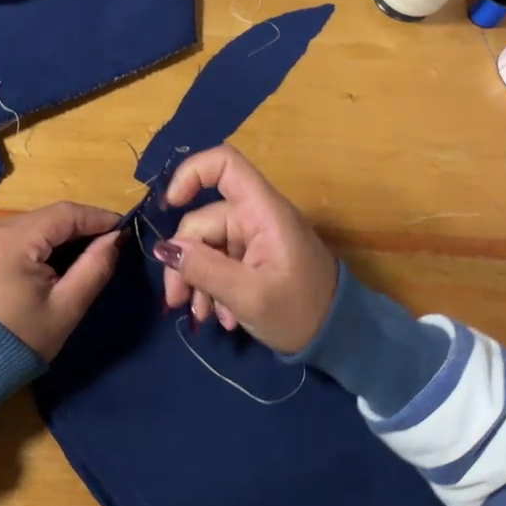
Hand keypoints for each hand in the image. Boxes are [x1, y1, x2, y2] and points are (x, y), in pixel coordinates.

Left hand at [0, 201, 121, 359]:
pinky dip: (42, 241)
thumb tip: (116, 237)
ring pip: (35, 223)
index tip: (125, 227)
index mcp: (11, 240)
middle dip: (81, 228)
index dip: (98, 218)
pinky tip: (58, 259)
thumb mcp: (67, 306)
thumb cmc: (23, 339)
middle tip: (111, 245)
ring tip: (88, 254)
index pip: (64, 214)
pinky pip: (19, 232)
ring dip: (62, 235)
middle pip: (48, 216)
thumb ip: (95, 266)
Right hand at [151, 145, 338, 352]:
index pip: (224, 164)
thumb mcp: (249, 296)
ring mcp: (255, 238)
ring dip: (197, 280)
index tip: (170, 206)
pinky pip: (219, 262)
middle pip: (203, 219)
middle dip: (185, 260)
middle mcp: (257, 217)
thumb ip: (204, 269)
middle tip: (177, 300)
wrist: (341, 341)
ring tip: (203, 316)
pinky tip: (221, 316)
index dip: (191, 173)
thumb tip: (164, 250)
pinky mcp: (254, 258)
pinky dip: (213, 286)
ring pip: (206, 246)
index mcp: (263, 212)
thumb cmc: (301, 313)